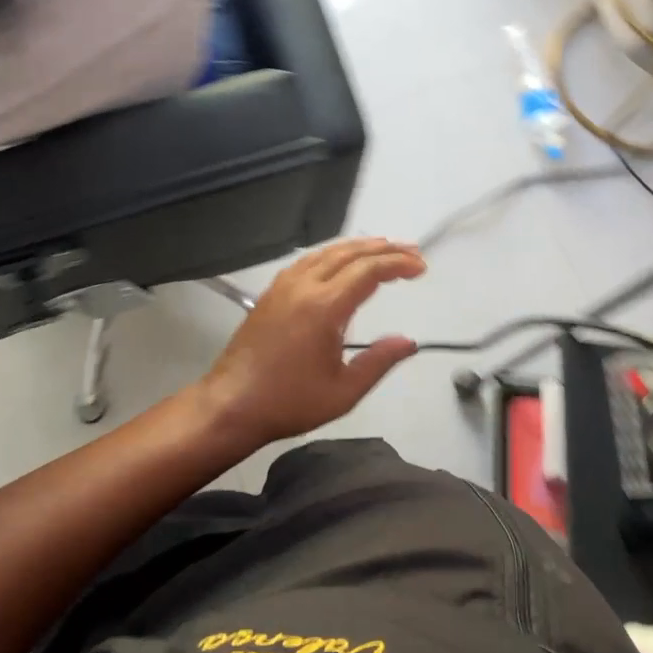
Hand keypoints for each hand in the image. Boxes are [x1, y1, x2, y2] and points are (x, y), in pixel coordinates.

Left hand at [196, 239, 424, 445]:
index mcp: (324, 307)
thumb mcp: (343, 392)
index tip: (421, 267)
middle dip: (384, 249)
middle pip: (349, 254)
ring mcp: (283, 286)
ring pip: (326, 252)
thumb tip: (408, 342)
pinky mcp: (271, 292)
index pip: (368, 271)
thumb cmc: (289, 402)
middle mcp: (303, 286)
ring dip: (358, 247)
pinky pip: (307, 260)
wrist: (231, 404)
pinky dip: (332, 254)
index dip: (398, 264)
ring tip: (383, 249)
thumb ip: (379, 362)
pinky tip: (340, 262)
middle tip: (411, 251)